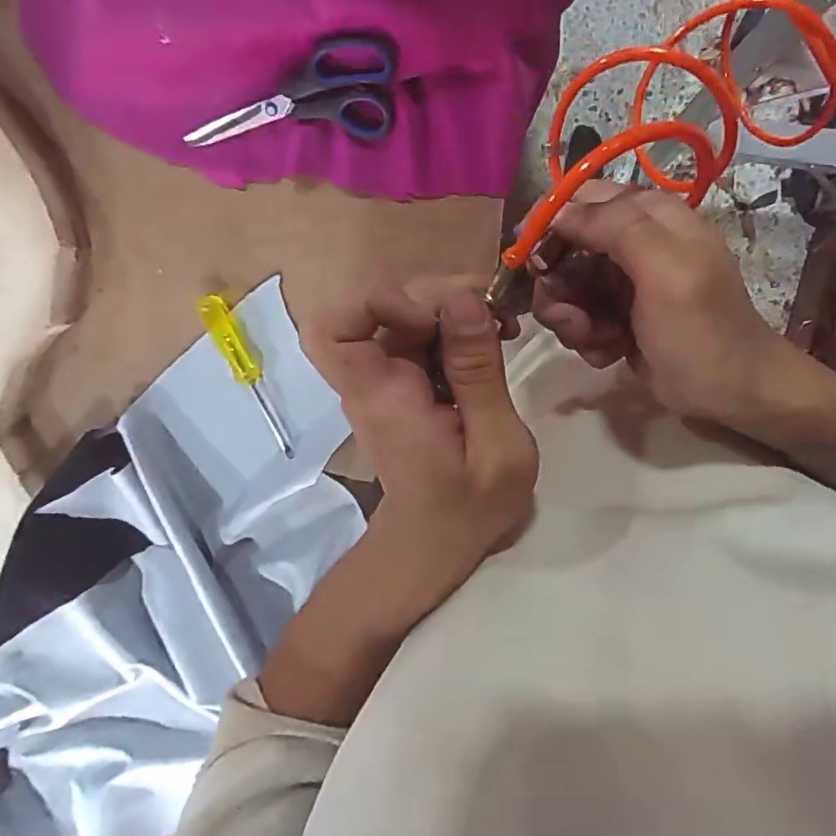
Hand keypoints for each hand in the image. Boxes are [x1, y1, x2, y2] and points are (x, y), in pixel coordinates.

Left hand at [305, 277, 537, 576]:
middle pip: (378, 306)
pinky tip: (493, 338)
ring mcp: (385, 377)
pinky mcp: (403, 378)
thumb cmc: (468, 507)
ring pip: (404, 312)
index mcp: (381, 395)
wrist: (438, 538)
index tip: (430, 319)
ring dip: (452, 308)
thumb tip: (465, 298)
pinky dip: (455, 327)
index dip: (376, 303)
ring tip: (502, 325)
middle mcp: (372, 378)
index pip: (333, 328)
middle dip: (436, 297)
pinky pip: (420, 333)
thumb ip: (478, 372)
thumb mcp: (496, 446)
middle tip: (494, 313)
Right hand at [531, 180, 822, 425]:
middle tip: (571, 316)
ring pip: (565, 285)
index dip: (551, 221)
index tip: (531, 257)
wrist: (731, 395)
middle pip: (564, 245)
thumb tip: (559, 211)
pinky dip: (586, 337)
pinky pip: (578, 315)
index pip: (583, 196)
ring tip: (595, 339)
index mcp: (651, 216)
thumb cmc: (702, 332)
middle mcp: (633, 242)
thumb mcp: (666, 271)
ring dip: (570, 317)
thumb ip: (617, 228)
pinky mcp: (616, 314)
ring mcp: (622, 281)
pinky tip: (609, 351)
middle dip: (558, 283)